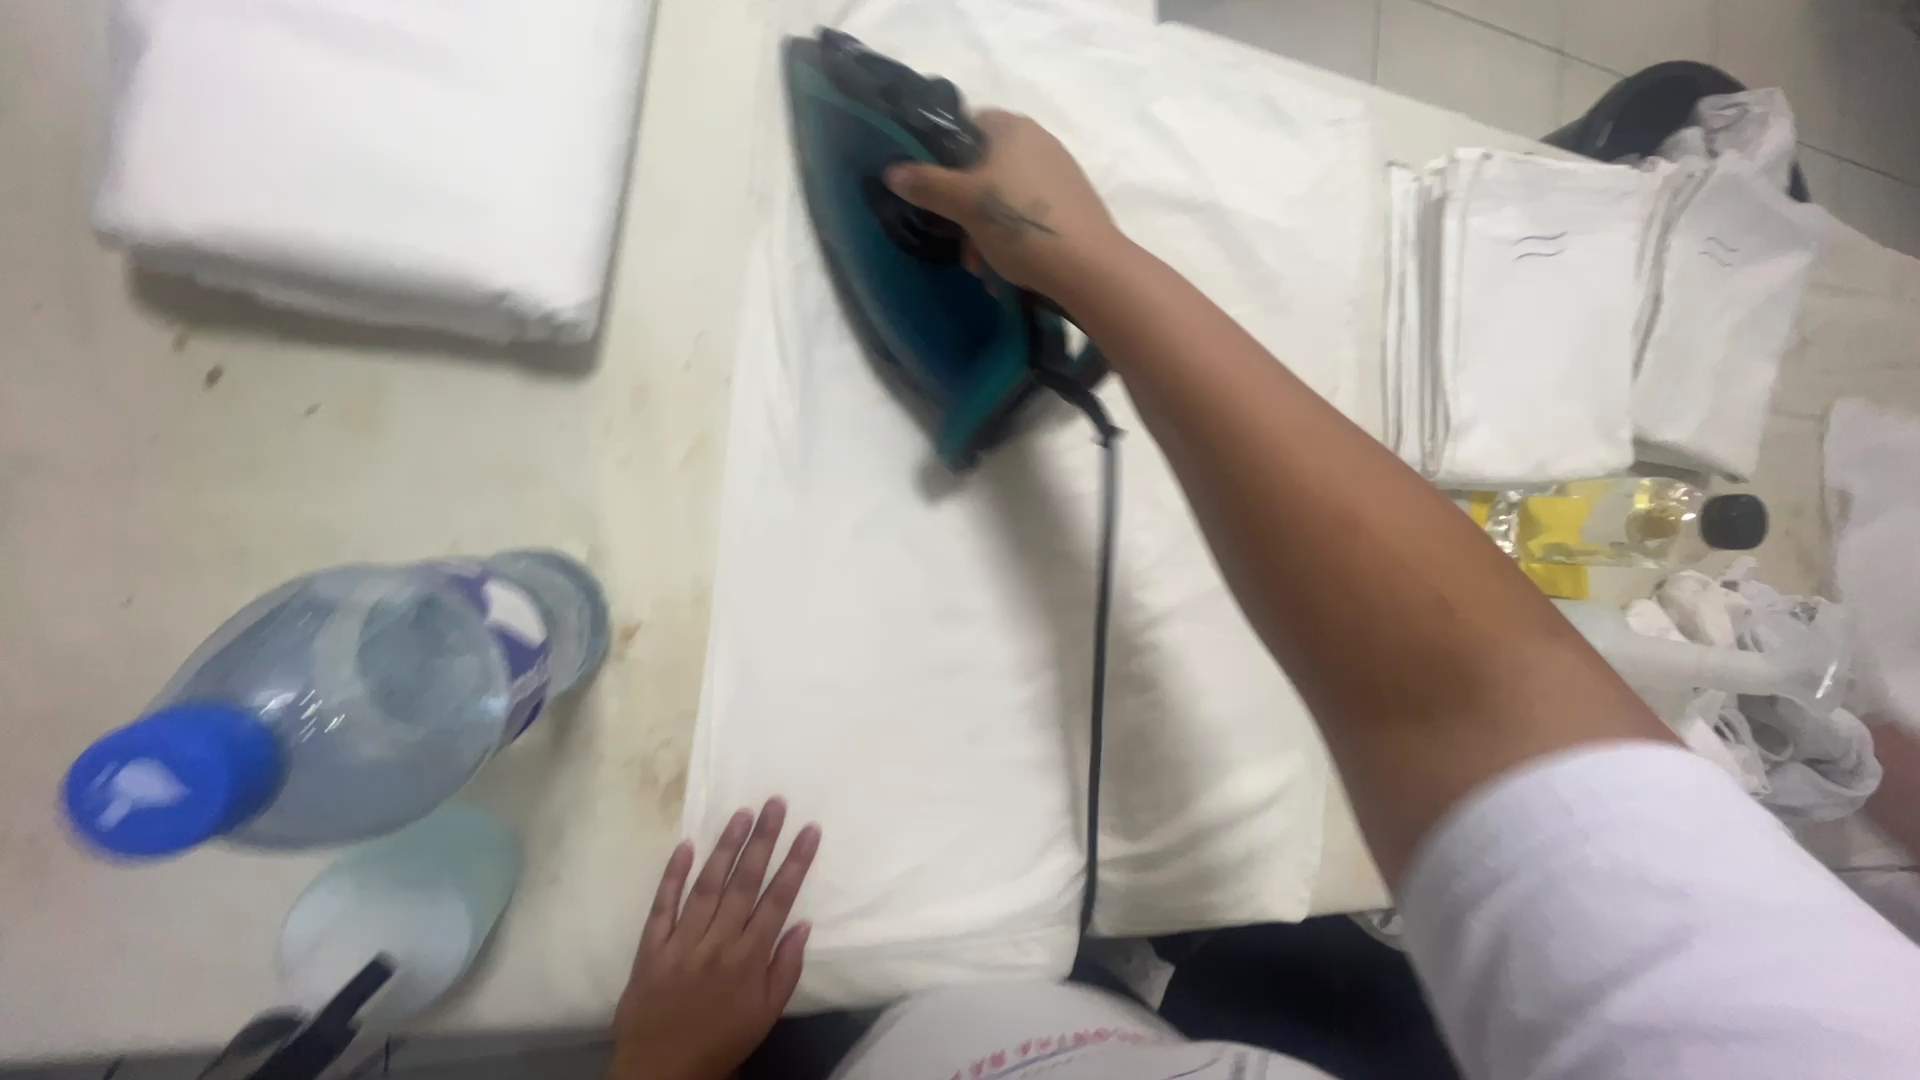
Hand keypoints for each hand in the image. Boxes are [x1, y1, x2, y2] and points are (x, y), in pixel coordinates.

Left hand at [608, 799, 821, 1079]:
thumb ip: (786, 968)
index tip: (809, 829)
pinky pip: (662, 907)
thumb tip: (803, 924)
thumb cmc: (721, 1041)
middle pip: (745, 883)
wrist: (659, 1073)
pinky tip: (685, 845)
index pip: (778, 900)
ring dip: (725, 848)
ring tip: (742, 813)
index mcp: (748, 959)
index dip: (795, 862)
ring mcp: (681, 943)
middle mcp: (718, 943)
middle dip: (763, 840)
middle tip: (775, 803)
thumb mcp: (766, 1014)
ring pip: (707, 886)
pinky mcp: (650, 948)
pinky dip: (672, 876)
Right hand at [884, 109, 1123, 300]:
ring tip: (984, 271)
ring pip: (1003, 204)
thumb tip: (893, 171)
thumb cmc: (1021, 225)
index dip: (943, 159)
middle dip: (965, 216)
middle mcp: (1038, 143)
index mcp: (1012, 128)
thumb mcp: (966, 204)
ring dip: (985, 239)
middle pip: (982, 173)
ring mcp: (1058, 177)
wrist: (1088, 267)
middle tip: (962, 249)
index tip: (934, 195)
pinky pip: (1027, 222)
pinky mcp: (1071, 209)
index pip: (965, 127)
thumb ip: (927, 185)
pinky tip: (1008, 274)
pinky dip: (1012, 246)